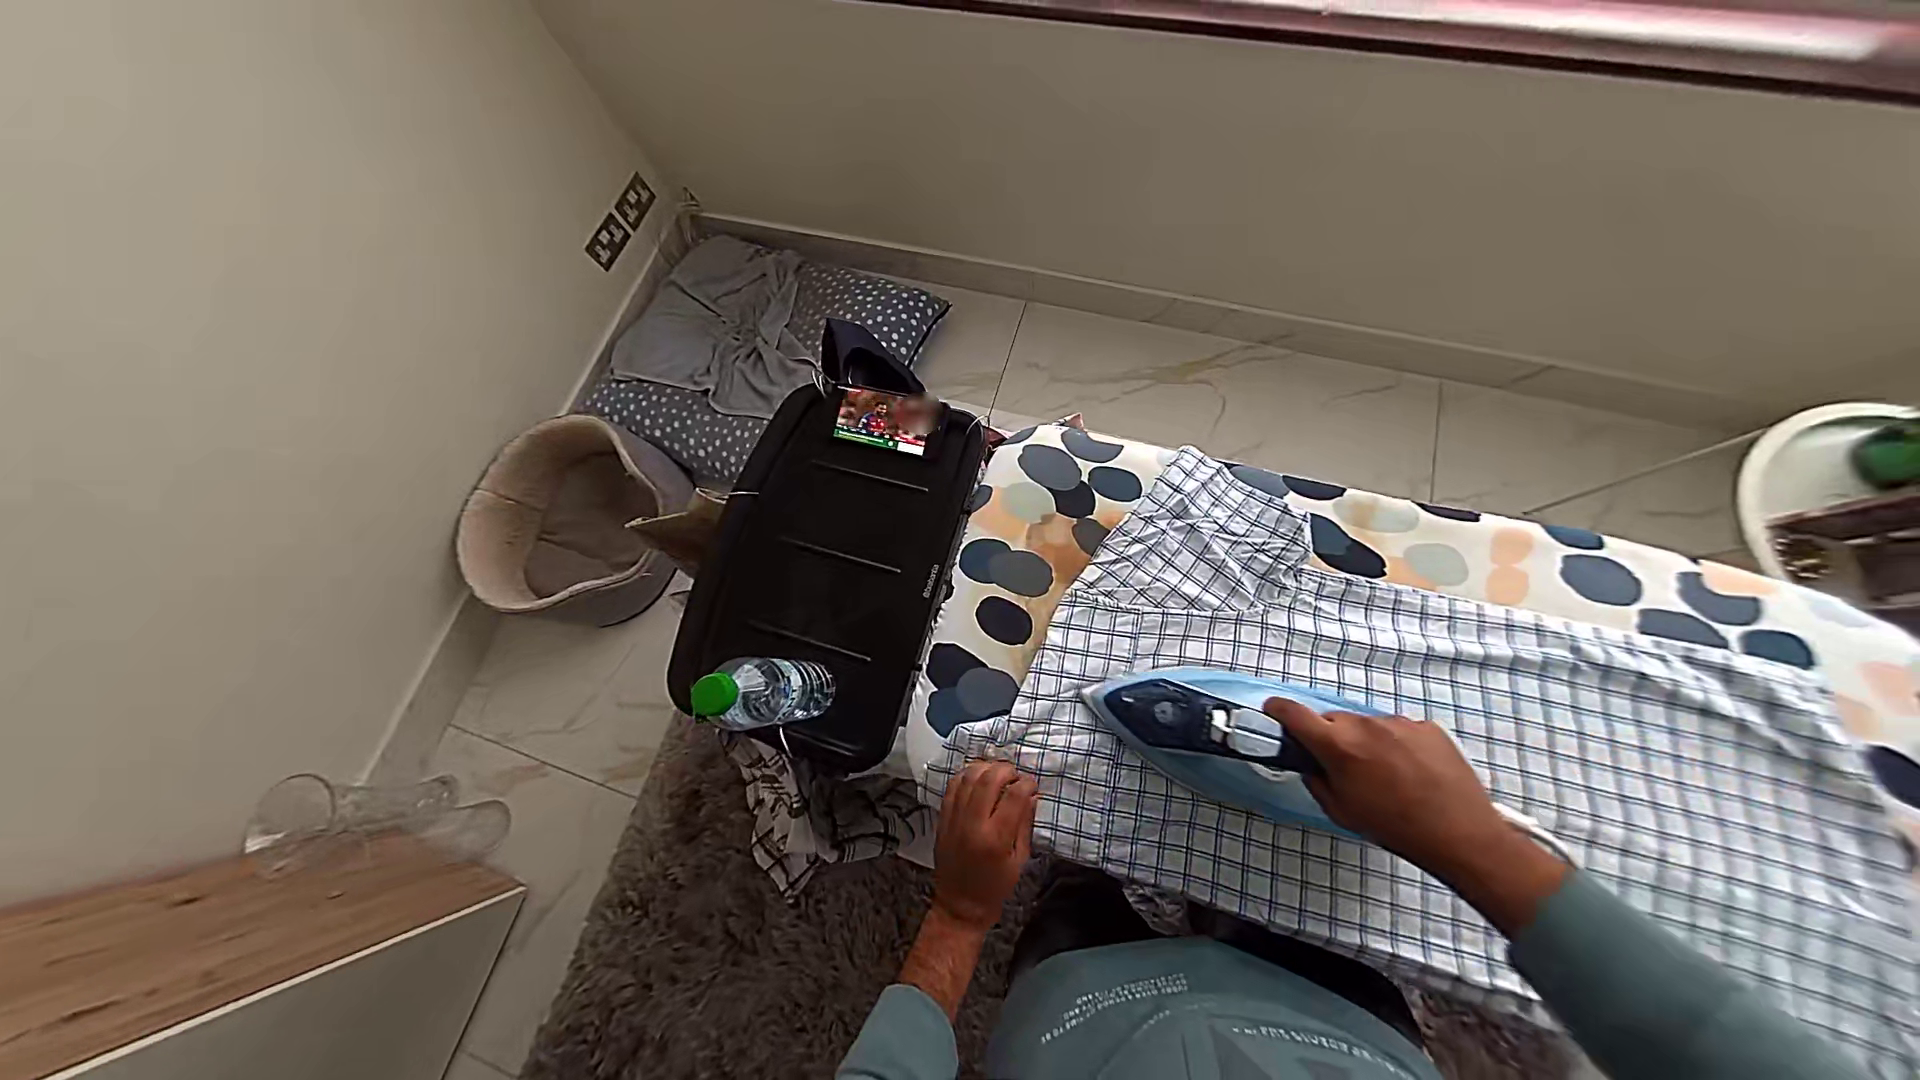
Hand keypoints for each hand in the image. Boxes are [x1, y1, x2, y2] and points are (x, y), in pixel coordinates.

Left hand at [932, 761, 1038, 931]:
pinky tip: (978, 777)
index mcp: (996, 838)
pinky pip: (953, 785)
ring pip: (969, 776)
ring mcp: (955, 817)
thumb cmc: (995, 887)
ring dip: (986, 768)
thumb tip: (1032, 796)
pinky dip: (967, 774)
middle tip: (1015, 775)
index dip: (1027, 783)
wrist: (960, 904)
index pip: (1014, 796)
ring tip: (998, 773)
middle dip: (1007, 770)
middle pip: (990, 779)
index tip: (1032, 784)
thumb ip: (1025, 824)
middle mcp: (973, 823)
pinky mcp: (943, 816)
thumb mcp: (1019, 860)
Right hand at [1264, 699, 1567, 932]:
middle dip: (1332, 737)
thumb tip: (1308, 762)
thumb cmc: (1395, 827)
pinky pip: (1397, 728)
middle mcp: (1364, 725)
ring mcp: (1398, 723)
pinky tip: (1410, 769)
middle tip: (1346, 766)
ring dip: (1366, 740)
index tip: (1274, 713)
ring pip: (1366, 724)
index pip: (1291, 711)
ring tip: (1386, 773)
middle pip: (1332, 720)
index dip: (1277, 710)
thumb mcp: (1338, 810)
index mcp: (1336, 744)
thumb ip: (1314, 778)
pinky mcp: (1426, 726)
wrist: (1463, 837)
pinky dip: (1396, 743)